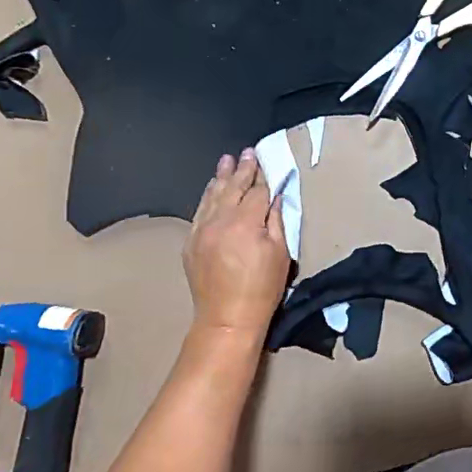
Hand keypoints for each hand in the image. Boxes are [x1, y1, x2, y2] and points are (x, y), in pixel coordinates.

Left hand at [184, 149, 292, 340]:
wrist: (227, 318)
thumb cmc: (262, 289)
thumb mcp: (280, 254)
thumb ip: (277, 221)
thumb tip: (276, 196)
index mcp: (245, 222)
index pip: (258, 192)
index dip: (265, 177)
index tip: (267, 161)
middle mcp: (220, 220)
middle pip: (233, 188)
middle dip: (242, 169)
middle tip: (248, 152)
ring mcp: (202, 230)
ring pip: (212, 196)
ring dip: (221, 177)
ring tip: (227, 161)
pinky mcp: (191, 242)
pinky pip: (199, 211)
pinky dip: (207, 197)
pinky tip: (212, 188)